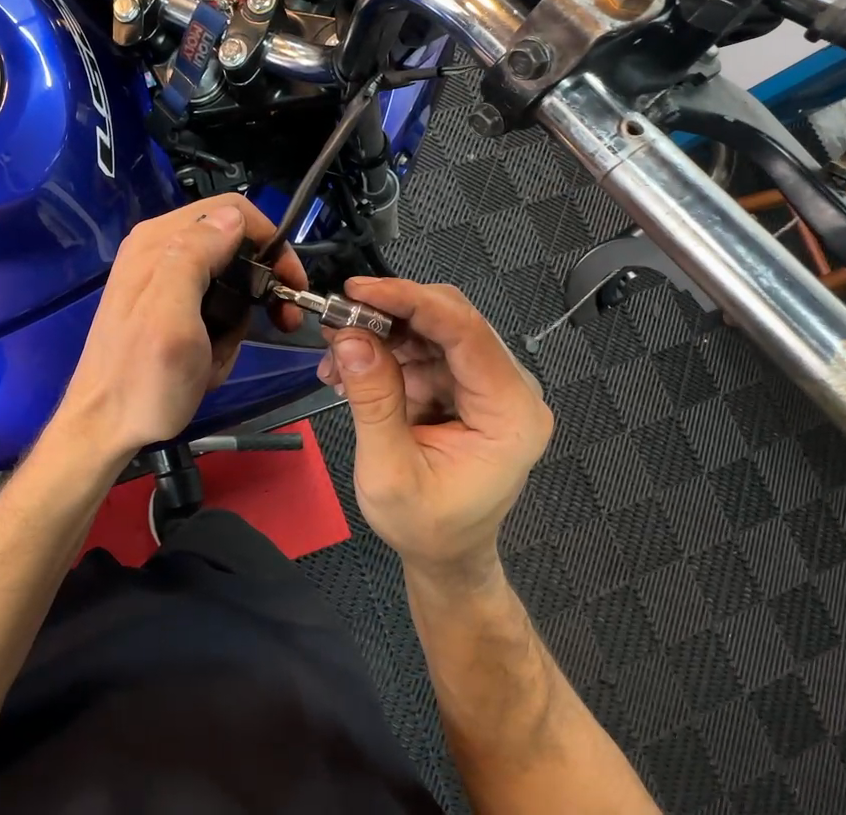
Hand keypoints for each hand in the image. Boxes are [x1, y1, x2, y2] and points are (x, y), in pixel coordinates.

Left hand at [56, 195, 305, 465]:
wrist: (105, 426)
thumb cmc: (142, 378)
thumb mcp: (171, 316)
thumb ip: (195, 257)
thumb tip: (233, 217)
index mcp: (159, 242)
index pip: (232, 211)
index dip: (271, 242)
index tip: (291, 284)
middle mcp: (158, 250)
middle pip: (233, 246)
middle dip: (256, 288)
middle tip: (276, 323)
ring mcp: (160, 281)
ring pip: (227, 284)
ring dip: (236, 322)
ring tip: (219, 355)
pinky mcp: (164, 310)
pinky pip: (211, 310)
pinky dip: (220, 337)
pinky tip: (207, 362)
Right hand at [317, 278, 551, 590]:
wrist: (445, 555)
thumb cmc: (427, 527)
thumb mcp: (389, 471)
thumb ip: (373, 401)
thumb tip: (349, 338)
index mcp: (511, 413)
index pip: (465, 332)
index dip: (410, 301)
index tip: (359, 291)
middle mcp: (509, 390)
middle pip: (451, 321)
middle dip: (390, 313)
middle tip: (337, 318)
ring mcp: (486, 386)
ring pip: (432, 330)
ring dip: (380, 334)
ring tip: (335, 356)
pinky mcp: (463, 388)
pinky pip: (422, 351)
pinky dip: (383, 353)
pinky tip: (350, 370)